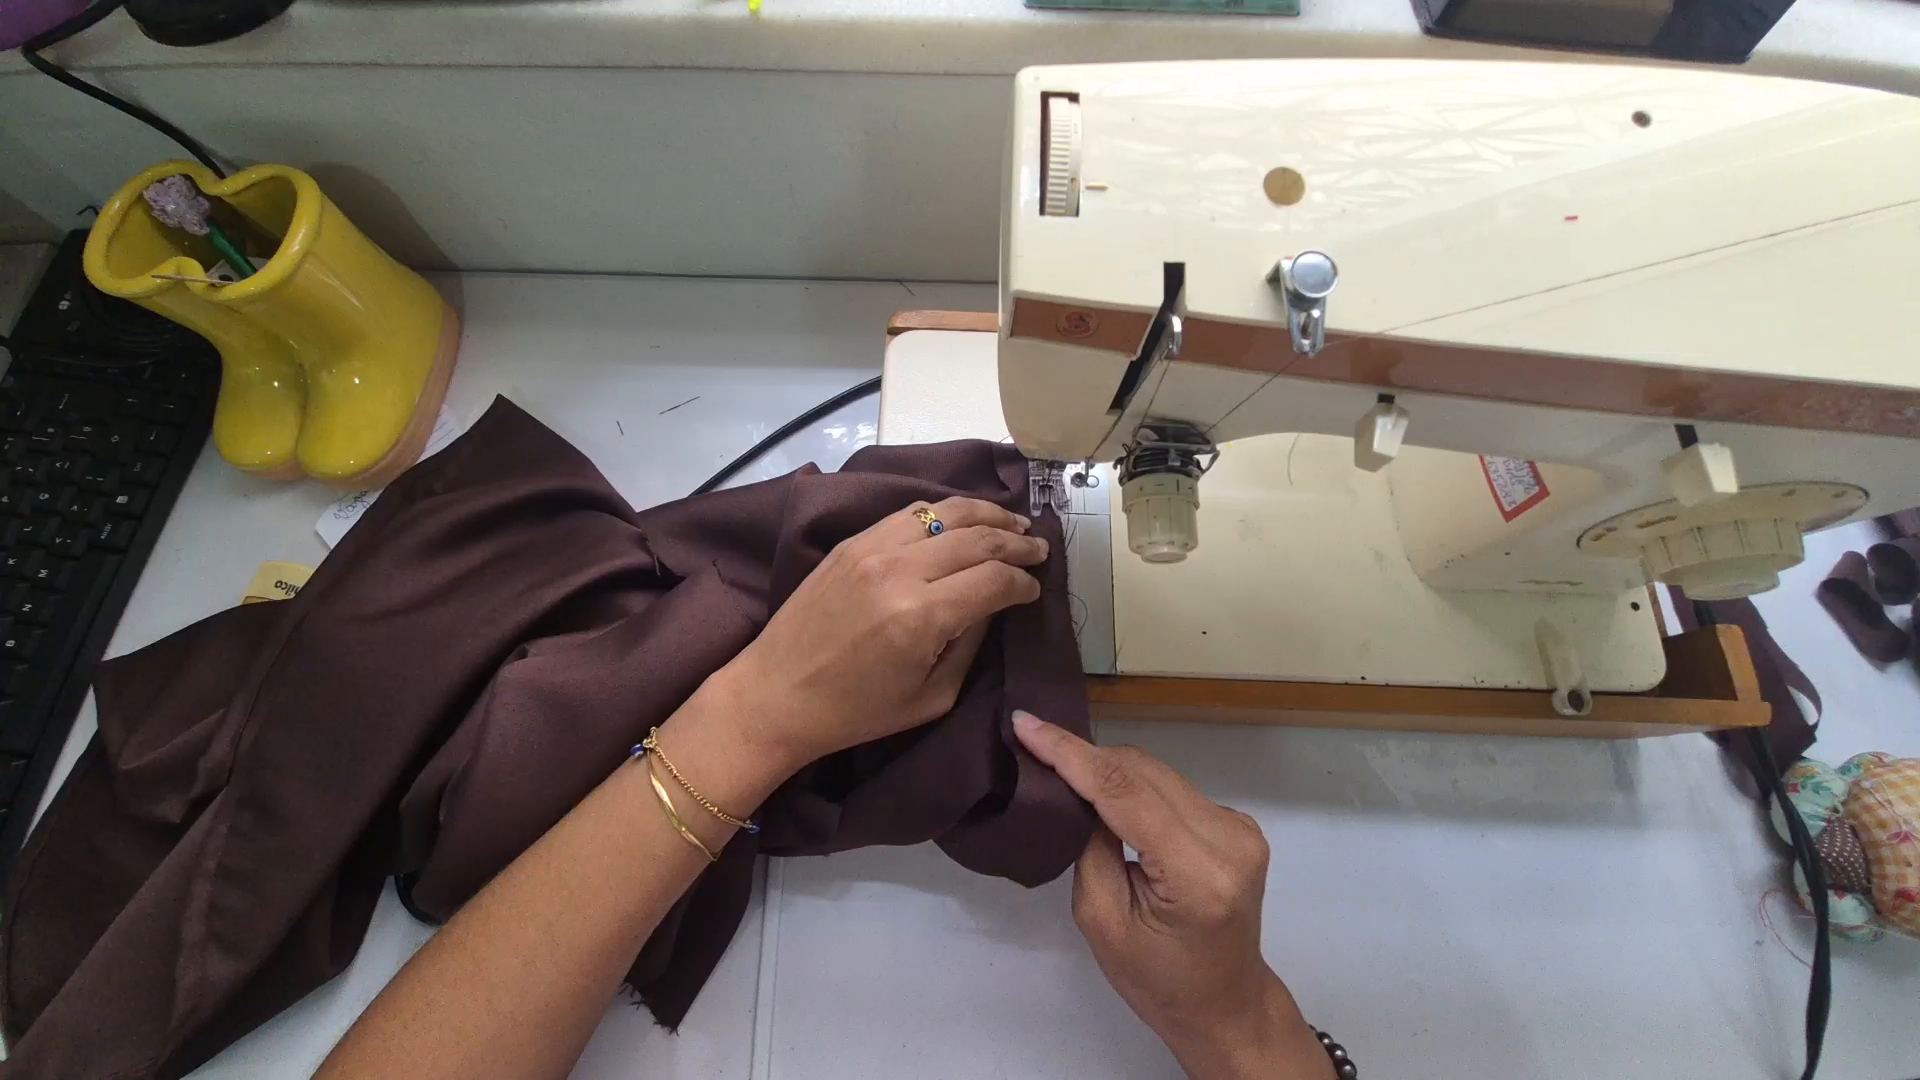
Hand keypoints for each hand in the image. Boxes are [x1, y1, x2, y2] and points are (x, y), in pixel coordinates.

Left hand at [719, 496, 1047, 770]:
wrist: (775, 694)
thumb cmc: (856, 711)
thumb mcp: (932, 696)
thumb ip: (971, 643)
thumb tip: (996, 603)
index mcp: (921, 617)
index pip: (994, 580)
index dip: (1023, 582)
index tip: (1034, 589)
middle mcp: (899, 571)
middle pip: (977, 538)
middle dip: (1016, 542)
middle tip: (1039, 548)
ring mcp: (871, 548)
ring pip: (945, 511)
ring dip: (987, 514)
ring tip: (1012, 522)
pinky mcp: (851, 542)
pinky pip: (909, 513)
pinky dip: (944, 511)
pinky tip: (961, 520)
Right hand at [1013, 713, 1334, 1079]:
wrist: (1225, 1005)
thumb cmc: (1155, 980)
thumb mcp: (1101, 920)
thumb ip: (1088, 845)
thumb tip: (1075, 785)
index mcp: (1197, 874)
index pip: (1124, 792)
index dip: (1070, 753)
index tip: (1025, 724)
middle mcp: (1229, 839)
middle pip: (1141, 771)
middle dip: (1085, 755)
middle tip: (1033, 745)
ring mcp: (1240, 827)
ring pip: (1156, 770)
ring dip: (1108, 767)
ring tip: (1063, 767)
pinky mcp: (1238, 823)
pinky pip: (1171, 785)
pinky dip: (1134, 783)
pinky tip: (1108, 794)